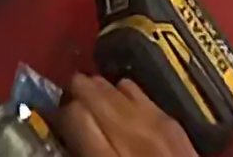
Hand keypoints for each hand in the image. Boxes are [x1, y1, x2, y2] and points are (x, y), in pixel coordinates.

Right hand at [60, 75, 197, 156]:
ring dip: (99, 97)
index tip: (60, 131)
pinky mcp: (172, 122)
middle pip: (86, 87)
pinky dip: (123, 100)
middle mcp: (131, 138)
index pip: (72, 114)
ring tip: (100, 119)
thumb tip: (66, 140)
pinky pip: (134, 90)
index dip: (60, 120)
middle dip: (74, 100)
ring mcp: (155, 125)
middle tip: (74, 122)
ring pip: (108, 83)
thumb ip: (85, 154)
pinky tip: (125, 121)